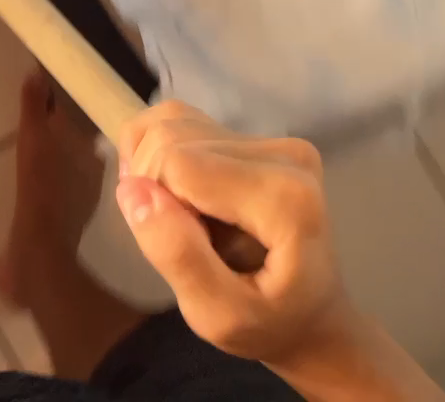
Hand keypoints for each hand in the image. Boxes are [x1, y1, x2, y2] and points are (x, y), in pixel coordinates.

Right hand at [115, 102, 354, 364]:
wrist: (311, 317)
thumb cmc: (268, 324)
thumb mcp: (219, 317)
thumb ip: (178, 256)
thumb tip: (133, 190)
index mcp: (285, 199)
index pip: (176, 163)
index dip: (156, 204)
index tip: (181, 247)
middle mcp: (283, 155)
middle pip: (168, 140)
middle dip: (152, 186)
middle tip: (178, 237)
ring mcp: (268, 139)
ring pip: (165, 125)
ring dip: (150, 169)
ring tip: (178, 216)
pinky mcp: (249, 133)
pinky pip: (173, 119)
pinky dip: (154, 150)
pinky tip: (172, 188)